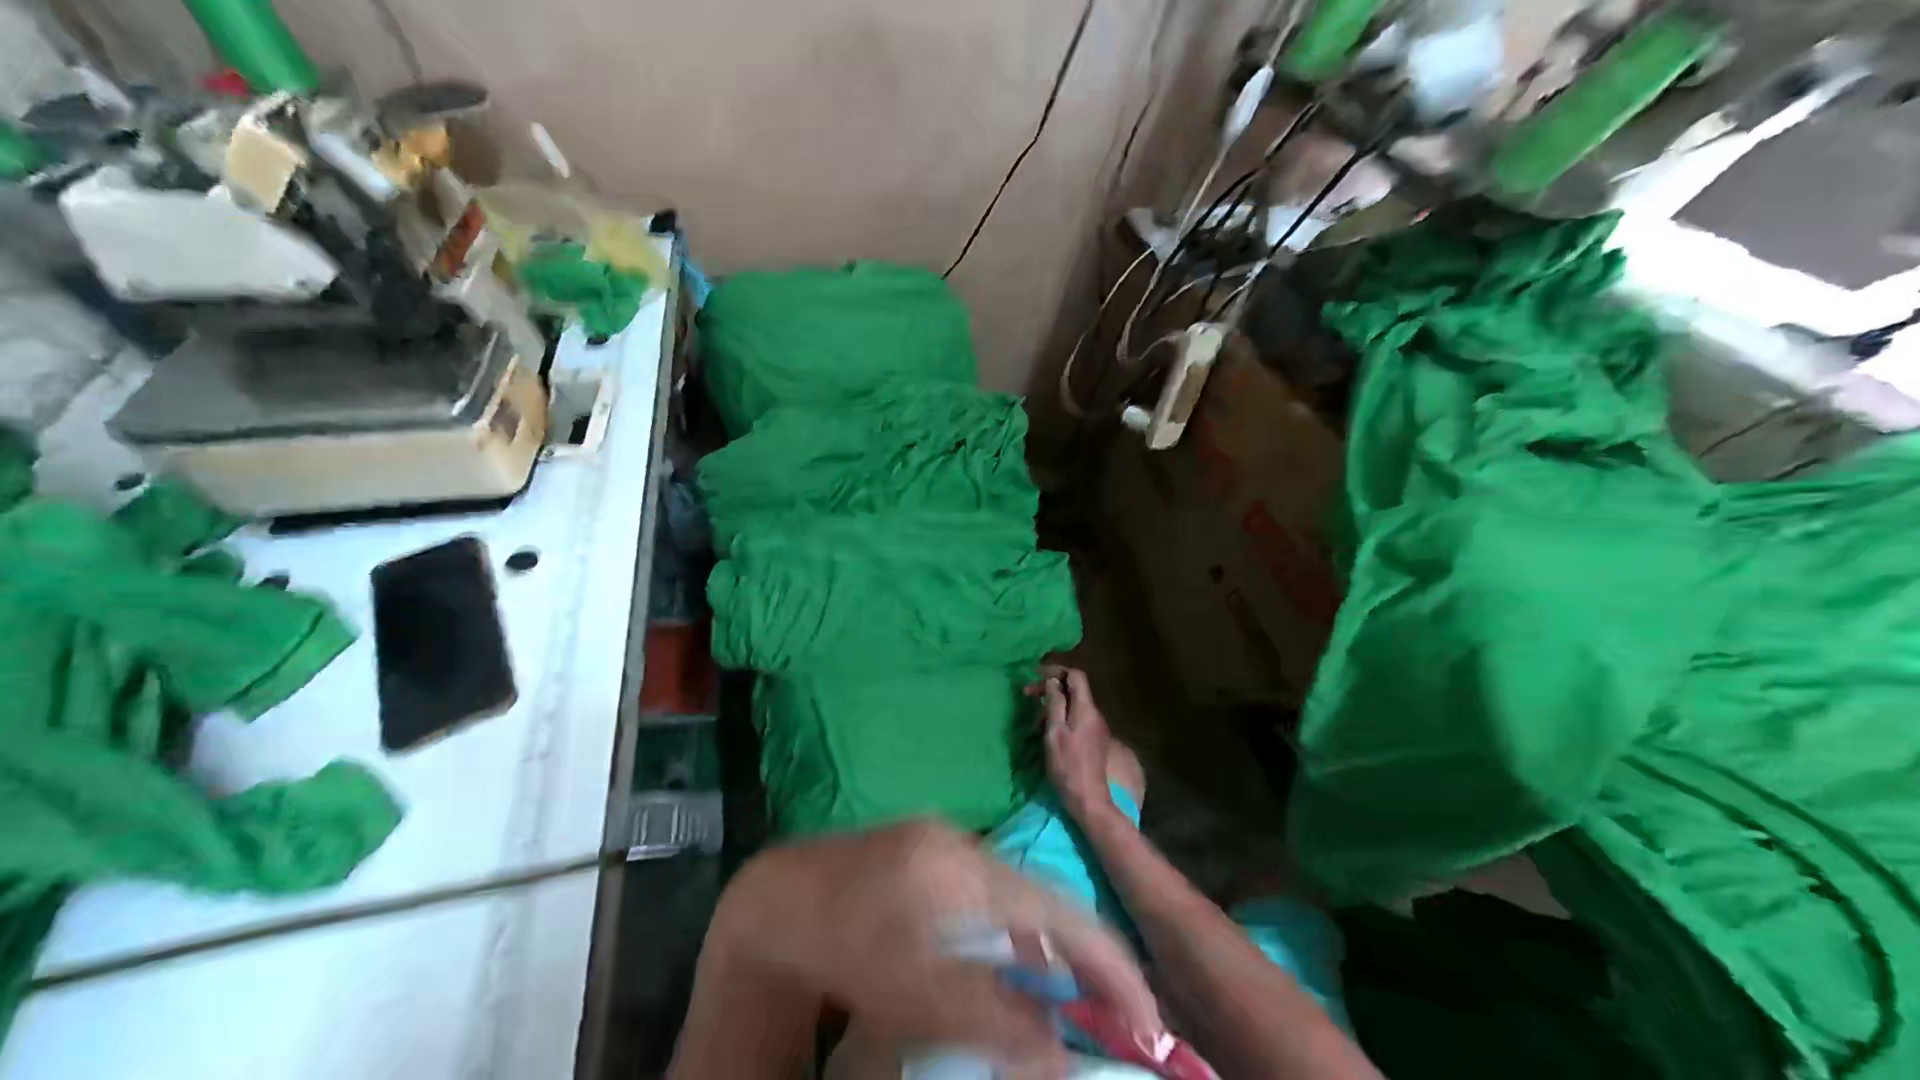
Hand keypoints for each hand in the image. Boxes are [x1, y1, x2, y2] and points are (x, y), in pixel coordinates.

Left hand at [697, 821, 1162, 1075]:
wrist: (776, 896)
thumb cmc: (840, 946)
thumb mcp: (911, 993)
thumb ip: (990, 1017)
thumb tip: (1064, 1052)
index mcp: (964, 868)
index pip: (1061, 911)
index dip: (1111, 963)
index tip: (1145, 1019)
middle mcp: (964, 842)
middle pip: (1047, 899)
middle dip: (1085, 957)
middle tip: (1113, 1017)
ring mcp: (947, 839)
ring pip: (1020, 895)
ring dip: (1048, 944)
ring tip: (1071, 998)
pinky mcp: (931, 848)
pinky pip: (992, 891)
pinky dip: (1013, 930)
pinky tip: (1013, 963)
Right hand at [1033, 667, 1118, 822]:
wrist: (1088, 798)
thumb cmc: (1067, 764)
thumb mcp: (1055, 732)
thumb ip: (1055, 703)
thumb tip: (1053, 681)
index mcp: (1086, 708)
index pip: (1076, 676)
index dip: (1056, 670)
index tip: (1035, 675)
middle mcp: (1095, 714)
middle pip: (1075, 689)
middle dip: (1051, 688)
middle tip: (1027, 694)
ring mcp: (1096, 727)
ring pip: (1074, 705)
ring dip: (1054, 704)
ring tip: (1034, 718)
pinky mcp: (1094, 739)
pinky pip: (1077, 718)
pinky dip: (1061, 716)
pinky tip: (1047, 730)